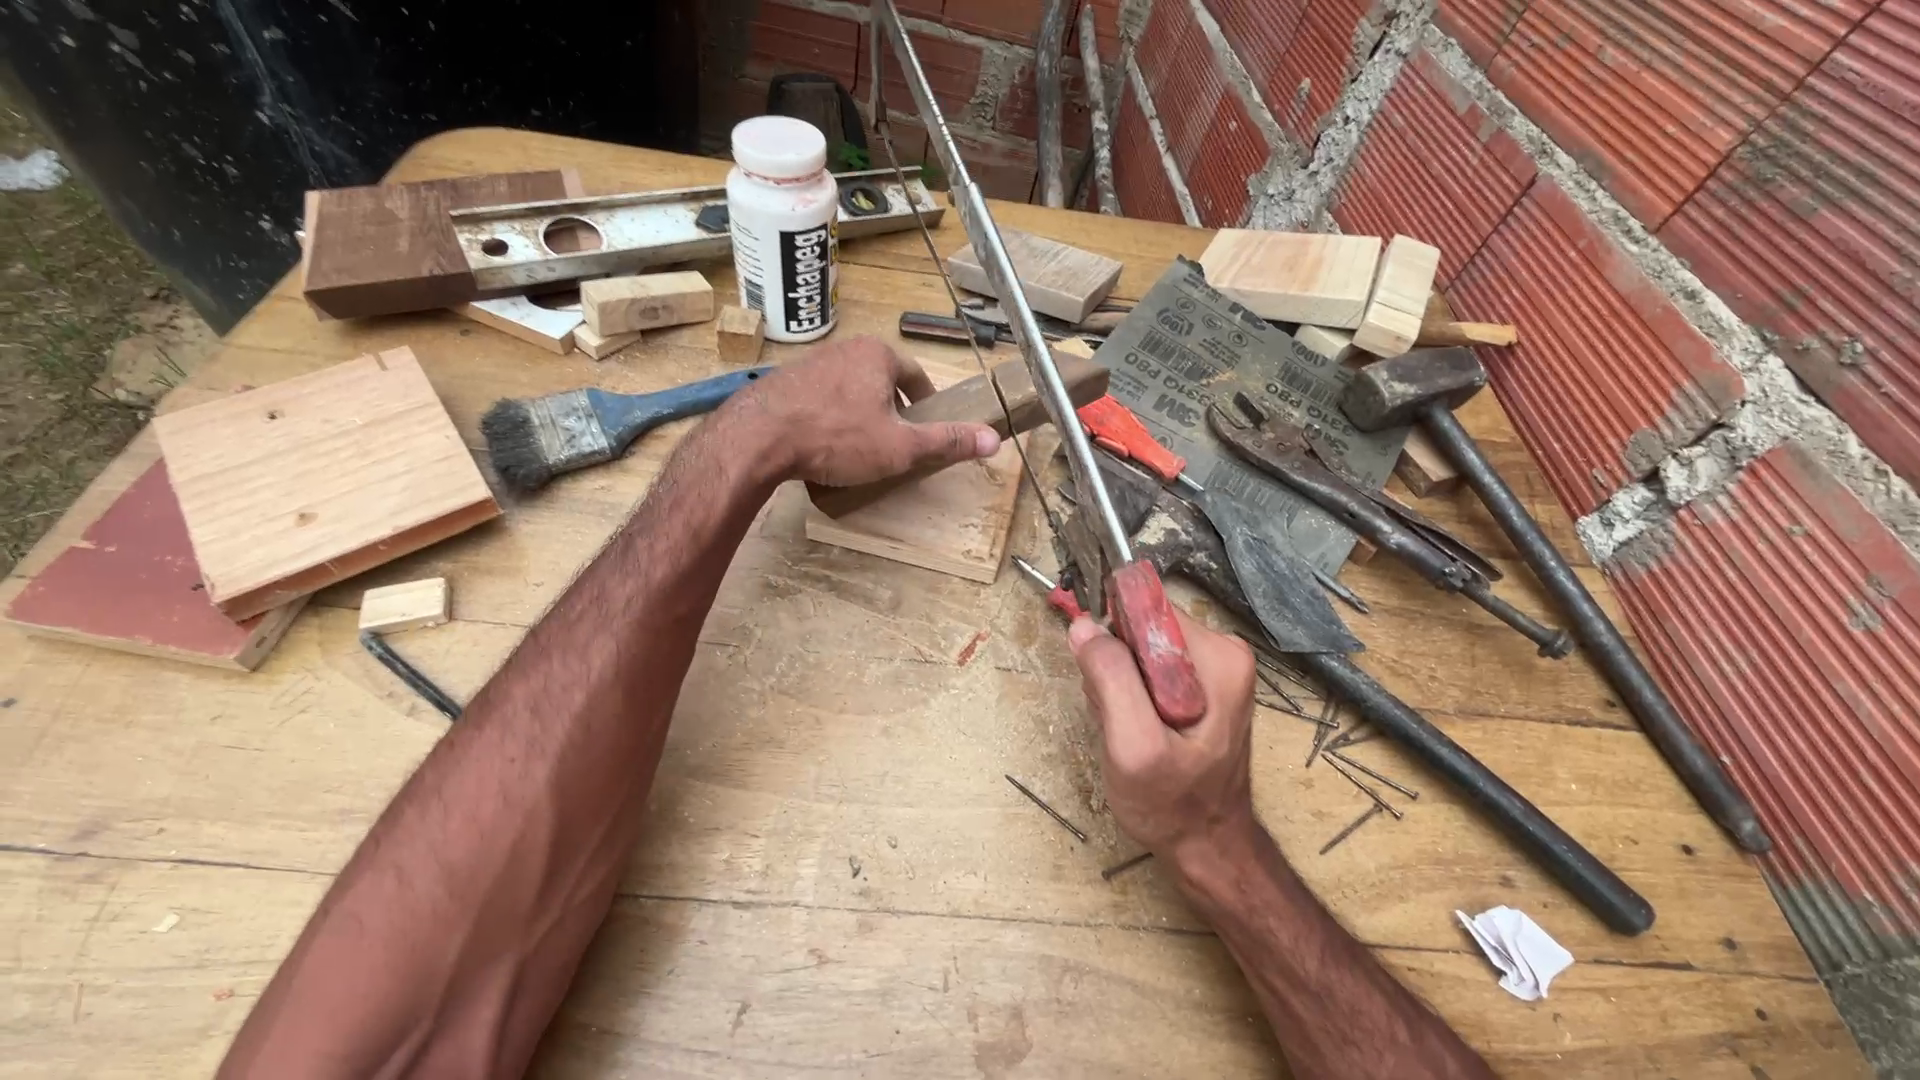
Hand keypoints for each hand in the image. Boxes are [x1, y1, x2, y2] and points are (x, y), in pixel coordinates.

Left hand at [735, 335, 1001, 485]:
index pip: (915, 376)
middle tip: (894, 445)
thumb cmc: (837, 438)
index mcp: (878, 355)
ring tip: (858, 450)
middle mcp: (844, 350)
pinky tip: (822, 448)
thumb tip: (994, 440)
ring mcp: (810, 365)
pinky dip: (827, 420)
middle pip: (880, 382)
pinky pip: (818, 401)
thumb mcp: (901, 446)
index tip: (925, 429)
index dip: (925, 404)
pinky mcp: (782, 384)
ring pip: (848, 391)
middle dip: (890, 411)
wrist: (758, 438)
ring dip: (858, 416)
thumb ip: (947, 441)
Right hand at [1068, 610, 1258, 866]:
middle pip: (1139, 630)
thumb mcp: (1133, 746)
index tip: (1107, 686)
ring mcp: (1210, 669)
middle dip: (1114, 671)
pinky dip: (1127, 699)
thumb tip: (1084, 626)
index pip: (1145, 611)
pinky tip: (1134, 732)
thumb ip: (1110, 680)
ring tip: (1127, 731)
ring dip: (1117, 688)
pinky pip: (1143, 671)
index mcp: (1218, 658)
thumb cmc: (1173, 806)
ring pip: (1135, 652)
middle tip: (1119, 721)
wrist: (1207, 845)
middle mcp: (1222, 653)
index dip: (1113, 643)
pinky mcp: (1197, 686)